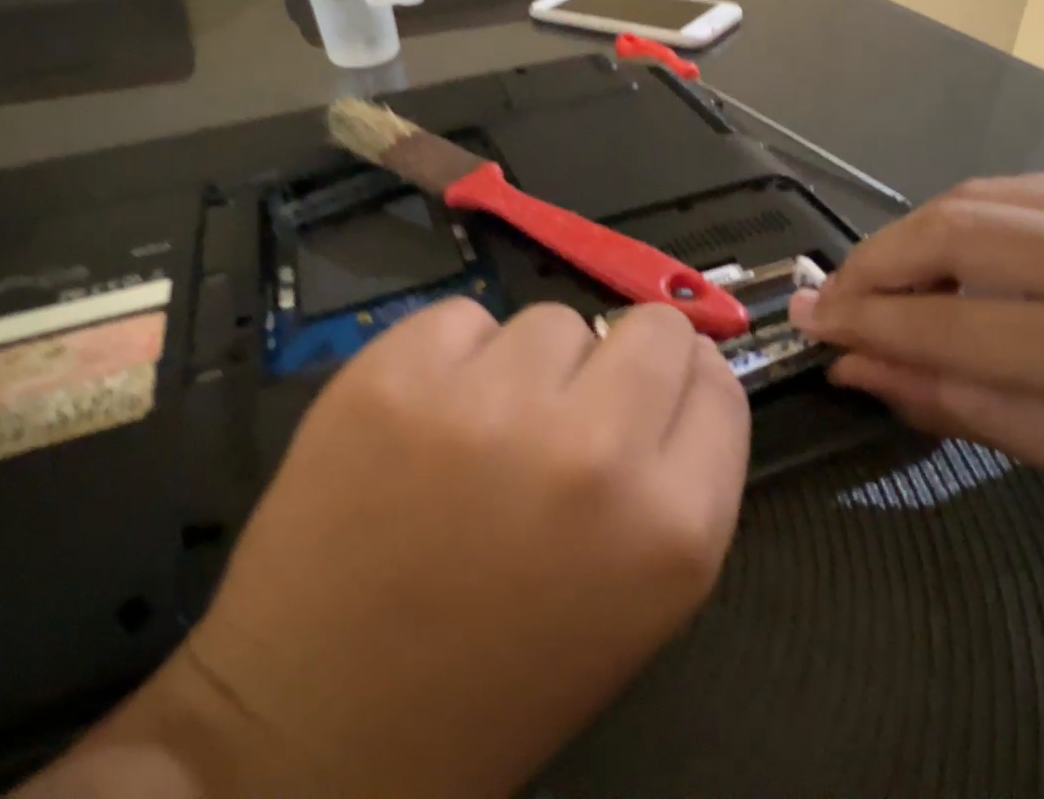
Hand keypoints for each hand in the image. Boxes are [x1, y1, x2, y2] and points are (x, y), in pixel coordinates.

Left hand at [173, 299, 749, 795]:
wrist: (325, 724)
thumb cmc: (500, 675)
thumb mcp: (637, 601)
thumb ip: (677, 483)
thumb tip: (682, 376)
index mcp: (671, 526)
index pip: (719, 386)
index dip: (685, 387)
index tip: (651, 402)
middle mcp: (594, 452)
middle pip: (653, 329)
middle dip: (622, 362)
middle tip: (570, 412)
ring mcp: (487, 407)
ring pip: (551, 320)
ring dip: (530, 369)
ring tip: (483, 438)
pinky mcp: (392, 378)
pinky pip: (460, 319)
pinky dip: (451, 360)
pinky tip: (422, 425)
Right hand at [791, 174, 1043, 506]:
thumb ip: (948, 402)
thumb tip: (850, 366)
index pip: (945, 325)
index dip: (862, 322)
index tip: (806, 323)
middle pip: (949, 232)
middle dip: (870, 263)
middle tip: (833, 299)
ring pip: (970, 197)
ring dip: (904, 237)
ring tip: (880, 281)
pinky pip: (1008, 190)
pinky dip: (954, 219)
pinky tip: (946, 257)